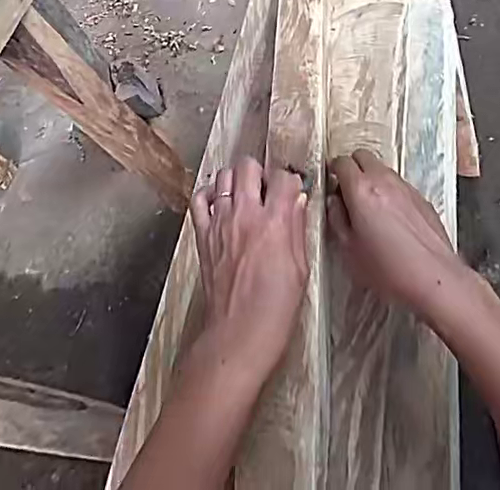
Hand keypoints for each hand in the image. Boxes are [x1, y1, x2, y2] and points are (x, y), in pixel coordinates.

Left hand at [192, 157, 307, 375]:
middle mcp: (244, 213)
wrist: (239, 332)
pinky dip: (210, 193)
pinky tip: (221, 203)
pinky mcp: (202, 231)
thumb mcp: (300, 269)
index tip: (293, 191)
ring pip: (224, 175)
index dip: (291, 181)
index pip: (283, 178)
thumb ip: (296, 228)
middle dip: (261, 173)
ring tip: (246, 196)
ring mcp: (219, 220)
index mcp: (273, 222)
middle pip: (248, 166)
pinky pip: (199, 198)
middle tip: (267, 191)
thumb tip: (297, 200)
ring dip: (237, 180)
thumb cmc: (275, 308)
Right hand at [327, 150, 469, 316]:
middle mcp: (384, 181)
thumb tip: (334, 203)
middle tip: (348, 188)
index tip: (332, 181)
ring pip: (382, 169)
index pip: (341, 161)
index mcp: (360, 189)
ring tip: (370, 206)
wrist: (437, 281)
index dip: (333, 170)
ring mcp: (406, 189)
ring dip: (372, 179)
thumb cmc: (391, 269)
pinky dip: (391, 192)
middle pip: (363, 156)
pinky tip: (392, 218)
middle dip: (352, 167)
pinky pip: (400, 185)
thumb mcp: (348, 247)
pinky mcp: (423, 200)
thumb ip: (336, 217)